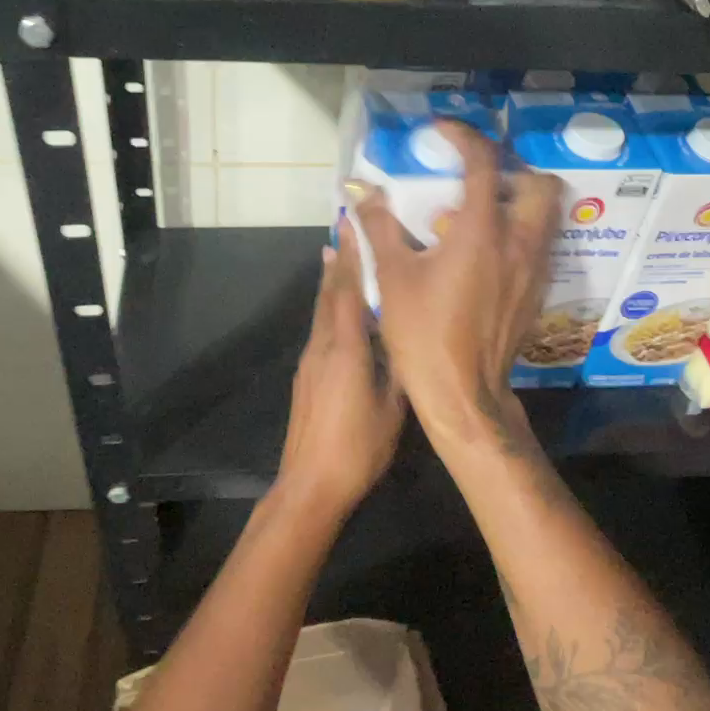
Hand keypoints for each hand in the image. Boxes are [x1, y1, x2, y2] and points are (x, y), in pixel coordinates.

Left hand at [276, 220, 405, 515]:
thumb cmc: (357, 448)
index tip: (354, 228)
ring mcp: (310, 362)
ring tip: (336, 257)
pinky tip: (337, 309)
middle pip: (329, 295)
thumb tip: (403, 340)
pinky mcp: (306, 376)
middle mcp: (323, 347)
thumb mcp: (392, 409)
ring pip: (321, 312)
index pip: (347, 293)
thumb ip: (398, 370)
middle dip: (338, 262)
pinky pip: (319, 329)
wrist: (310, 482)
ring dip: (330, 282)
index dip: (352, 258)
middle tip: (344, 230)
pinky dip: (328, 308)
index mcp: (346, 350)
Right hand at [352, 120, 561, 455]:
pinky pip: (541, 242)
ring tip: (480, 210)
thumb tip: (358, 189)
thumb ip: (378, 225)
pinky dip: (520, 230)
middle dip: (511, 167)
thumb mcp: (392, 276)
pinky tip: (486, 251)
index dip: (463, 136)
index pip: (484, 162)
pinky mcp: (537, 290)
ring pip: (547, 213)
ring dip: (519, 198)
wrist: (463, 393)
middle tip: (476, 176)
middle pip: (538, 182)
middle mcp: (519, 242)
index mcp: (482, 231)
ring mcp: (534, 267)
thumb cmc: (423, 334)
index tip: (441, 132)